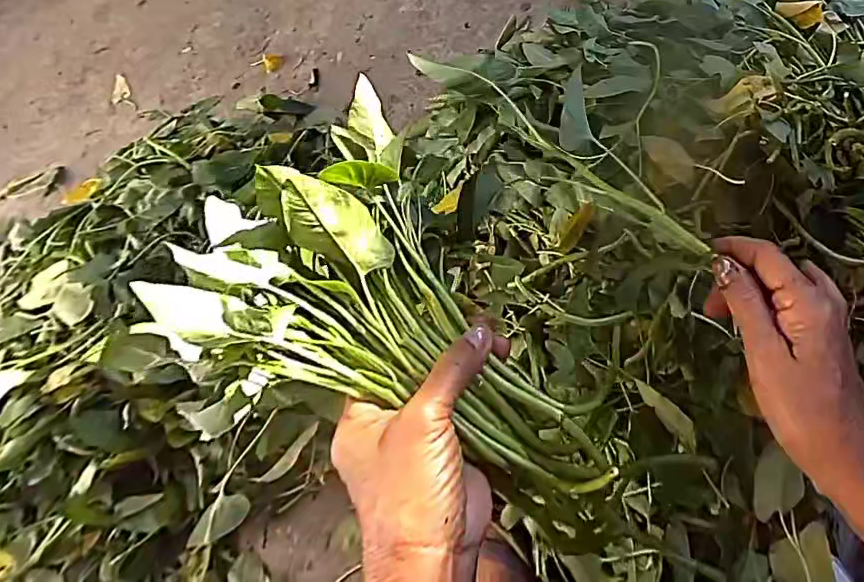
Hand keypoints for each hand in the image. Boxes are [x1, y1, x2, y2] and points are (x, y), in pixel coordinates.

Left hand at [332, 324, 510, 581]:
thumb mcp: (423, 421)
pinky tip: (501, 364)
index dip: (409, 330)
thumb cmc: (409, 496)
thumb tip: (477, 330)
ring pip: (447, 383)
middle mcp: (389, 420)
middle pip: (420, 367)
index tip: (438, 306)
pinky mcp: (452, 443)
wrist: (436, 560)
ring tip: (497, 341)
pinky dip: (485, 384)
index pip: (379, 357)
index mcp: (362, 415)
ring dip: (472, 361)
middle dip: (450, 343)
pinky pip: (468, 403)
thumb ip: (449, 370)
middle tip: (478, 322)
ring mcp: (422, 432)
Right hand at [702, 237, 863, 496]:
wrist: (851, 460)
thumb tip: (723, 262)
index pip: (766, 253)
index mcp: (808, 299)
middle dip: (737, 272)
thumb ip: (745, 302)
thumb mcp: (765, 356)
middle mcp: (824, 296)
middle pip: (774, 264)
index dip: (732, 248)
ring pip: (782, 280)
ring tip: (724, 313)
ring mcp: (830, 312)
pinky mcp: (828, 329)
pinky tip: (753, 321)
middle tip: (709, 304)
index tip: (699, 255)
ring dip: (751, 286)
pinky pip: (793, 296)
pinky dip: (767, 299)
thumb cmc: (802, 413)